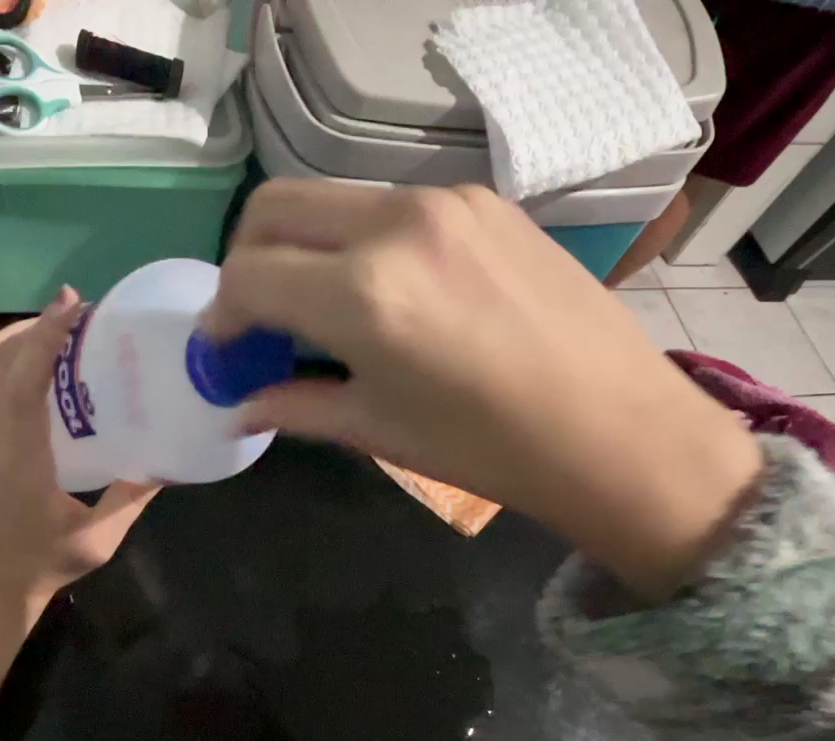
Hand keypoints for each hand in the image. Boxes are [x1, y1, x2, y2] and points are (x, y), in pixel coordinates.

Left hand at [0, 287, 160, 603]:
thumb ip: (132, 497)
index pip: (24, 378)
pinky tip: (29, 362)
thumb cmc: (46, 562)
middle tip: (79, 317)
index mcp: (19, 455)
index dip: (46, 335)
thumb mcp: (99, 537)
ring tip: (55, 332)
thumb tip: (169, 462)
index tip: (73, 304)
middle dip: (36, 327)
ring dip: (13, 338)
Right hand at [204, 180, 760, 598]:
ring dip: (304, 245)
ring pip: (333, 199)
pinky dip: (360, 240)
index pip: (248, 275)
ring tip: (321, 307)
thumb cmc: (487, 447)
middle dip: (245, 260)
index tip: (223, 348)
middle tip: (257, 316)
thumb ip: (297, 405)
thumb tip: (240, 405)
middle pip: (274, 208)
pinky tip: (386, 292)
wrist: (614, 427)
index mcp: (362, 295)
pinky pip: (391, 204)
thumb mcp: (378, 429)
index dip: (220, 315)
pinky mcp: (483, 200)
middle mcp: (395, 226)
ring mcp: (445, 202)